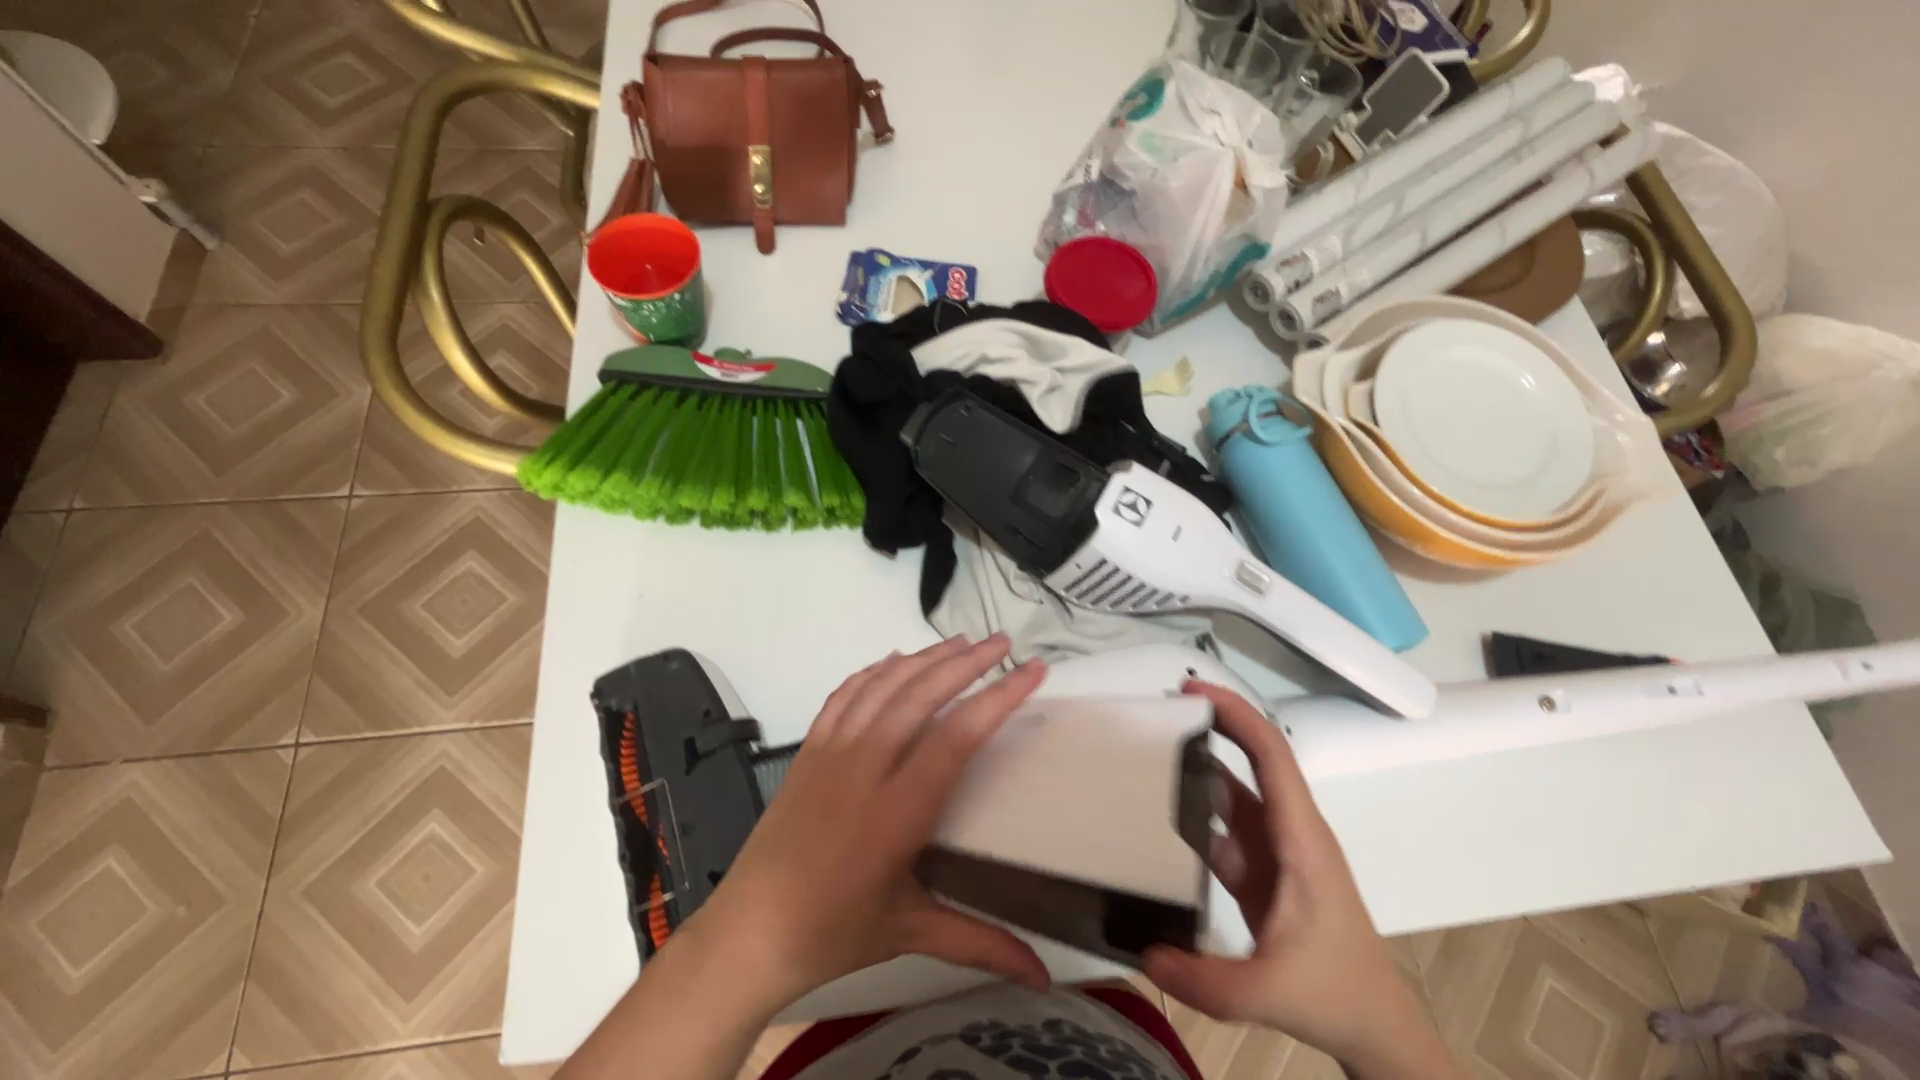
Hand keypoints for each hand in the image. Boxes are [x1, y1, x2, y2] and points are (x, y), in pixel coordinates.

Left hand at [683, 634, 1051, 1009]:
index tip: (1031, 673)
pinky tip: (894, 661)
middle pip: (919, 697)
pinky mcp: (806, 755)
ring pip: (881, 689)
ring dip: (924, 659)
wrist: (749, 931)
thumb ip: (980, 943)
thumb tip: (1043, 976)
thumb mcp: (909, 931)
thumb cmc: (832, 933)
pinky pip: (842, 698)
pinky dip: (873, 672)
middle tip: (1003, 643)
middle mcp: (862, 770)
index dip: (995, 700)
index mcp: (895, 812)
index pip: (954, 739)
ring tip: (962, 643)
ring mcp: (830, 756)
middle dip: (966, 664)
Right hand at [1144, 681, 1431, 1067]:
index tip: (1192, 690)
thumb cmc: (1336, 994)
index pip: (1271, 756)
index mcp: (1299, 839)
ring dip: (1195, 772)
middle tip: (1155, 713)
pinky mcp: (1260, 873)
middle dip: (1211, 727)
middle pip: (1250, 762)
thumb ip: (1204, 981)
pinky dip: (1191, 818)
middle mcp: (1287, 833)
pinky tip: (1154, 822)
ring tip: (1143, 757)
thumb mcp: (1269, 993)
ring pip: (1232, 795)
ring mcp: (1274, 853)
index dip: (1236, 715)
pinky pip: (1221, 830)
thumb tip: (1143, 953)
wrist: (1372, 1025)